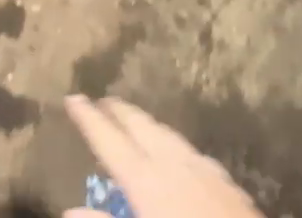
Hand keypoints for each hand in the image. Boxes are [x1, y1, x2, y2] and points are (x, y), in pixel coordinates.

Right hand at [64, 95, 265, 217]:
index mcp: (145, 180)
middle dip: (121, 112)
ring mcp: (206, 176)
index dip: (89, 119)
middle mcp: (173, 168)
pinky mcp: (233, 190)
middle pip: (141, 129)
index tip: (73, 96)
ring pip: (170, 138)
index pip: (109, 140)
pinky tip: (187, 158)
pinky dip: (180, 148)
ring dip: (149, 126)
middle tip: (104, 101)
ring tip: (138, 122)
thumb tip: (69, 210)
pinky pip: (197, 157)